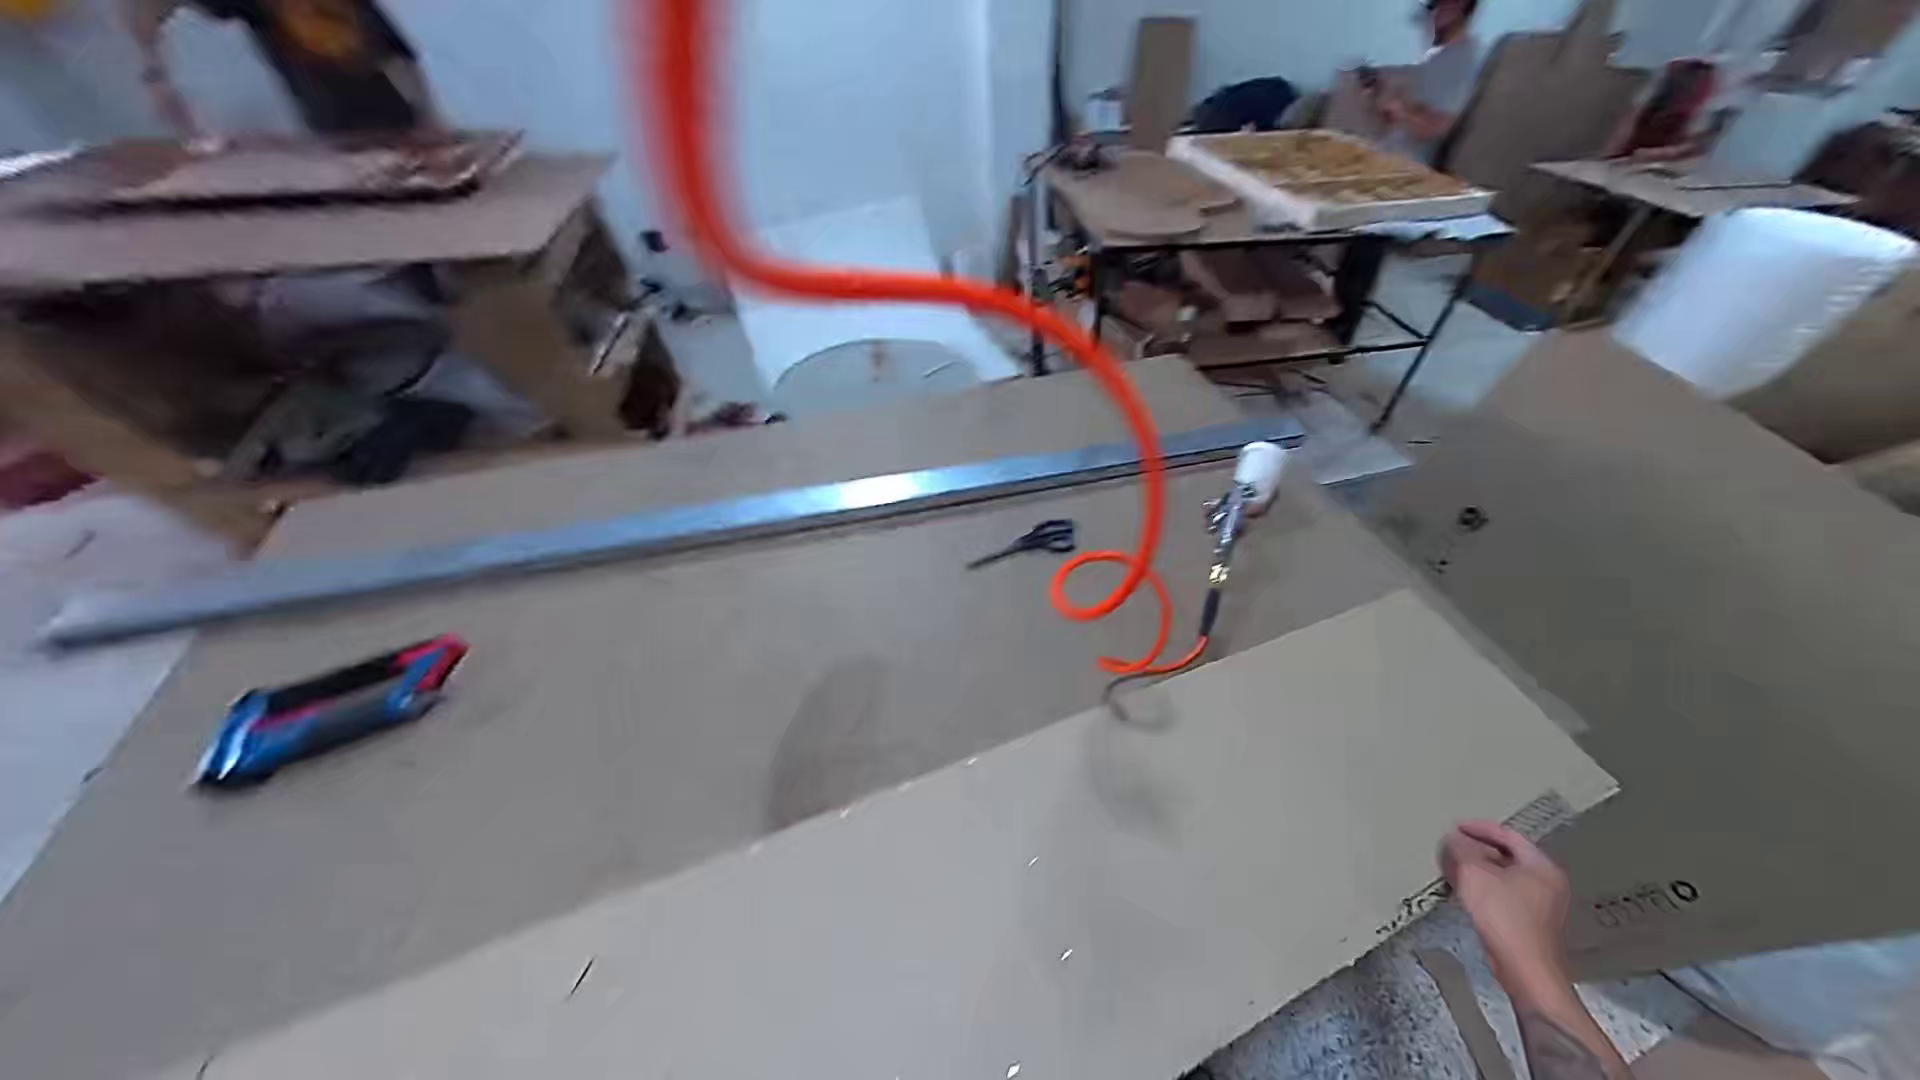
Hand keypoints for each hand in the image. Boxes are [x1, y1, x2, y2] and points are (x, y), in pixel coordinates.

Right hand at [1440, 821, 1570, 995]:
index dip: (1478, 827)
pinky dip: (1486, 884)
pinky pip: (1507, 891)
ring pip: (1506, 874)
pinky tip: (1468, 889)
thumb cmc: (1503, 915)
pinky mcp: (1534, 921)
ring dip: (1479, 866)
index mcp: (1542, 866)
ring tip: (1455, 864)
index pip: (1508, 834)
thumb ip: (1460, 849)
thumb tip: (1454, 839)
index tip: (1454, 827)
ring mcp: (1544, 904)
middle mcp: (1549, 883)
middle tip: (1453, 844)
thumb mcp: (1473, 873)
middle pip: (1508, 854)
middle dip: (1477, 847)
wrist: (1525, 968)